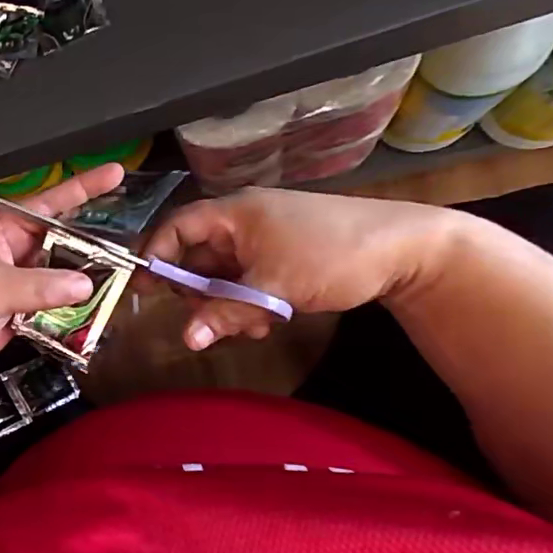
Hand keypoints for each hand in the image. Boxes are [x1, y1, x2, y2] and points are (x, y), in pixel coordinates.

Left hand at [0, 163, 126, 372]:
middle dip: (91, 243)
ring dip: (85, 278)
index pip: (48, 203)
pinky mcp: (22, 306)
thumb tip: (85, 285)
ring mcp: (19, 278)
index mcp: (0, 229)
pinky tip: (98, 307)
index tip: (116, 173)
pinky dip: (74, 305)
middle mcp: (13, 248)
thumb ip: (40, 285)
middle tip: (128, 246)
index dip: (82, 188)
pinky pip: (55, 300)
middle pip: (61, 239)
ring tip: (121, 278)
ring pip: (62, 272)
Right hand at [142, 187, 460, 350]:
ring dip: (226, 305)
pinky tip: (267, 321)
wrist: (409, 250)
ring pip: (220, 275)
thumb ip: (224, 313)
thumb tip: (184, 340)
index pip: (176, 228)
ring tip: (252, 325)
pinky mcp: (278, 256)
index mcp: (234, 213)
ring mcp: (261, 239)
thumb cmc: (333, 255)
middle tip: (210, 321)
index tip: (142, 288)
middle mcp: (242, 221)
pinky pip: (244, 281)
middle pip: (195, 258)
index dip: (155, 255)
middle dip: (199, 294)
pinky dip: (247, 303)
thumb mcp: (273, 288)